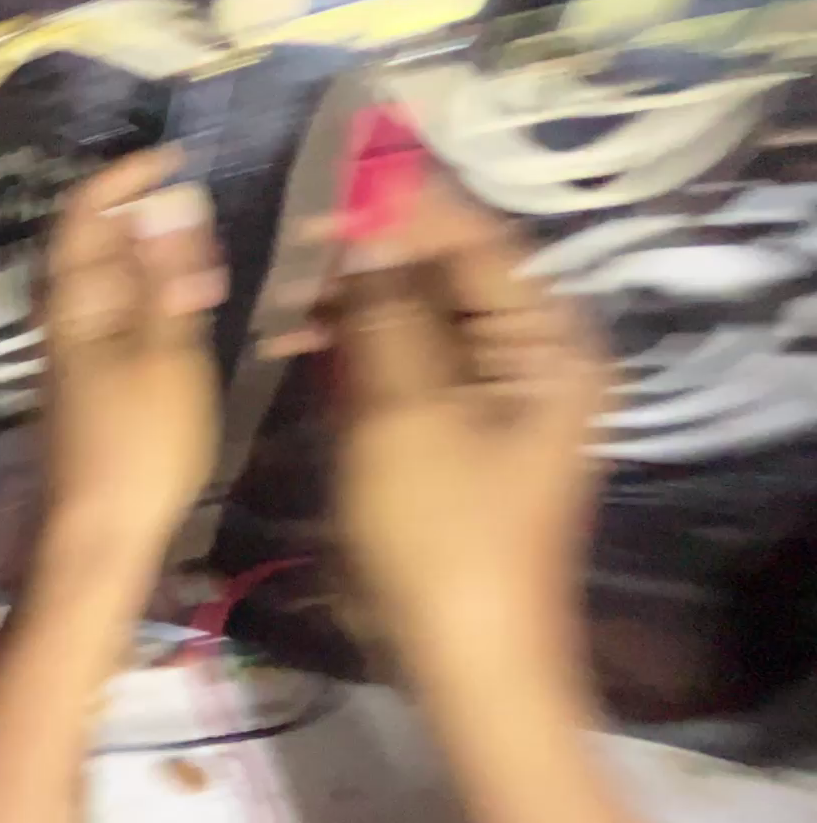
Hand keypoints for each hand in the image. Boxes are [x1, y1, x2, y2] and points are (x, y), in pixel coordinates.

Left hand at [43, 149, 226, 549]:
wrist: (99, 528)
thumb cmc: (139, 443)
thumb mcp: (165, 356)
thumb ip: (165, 281)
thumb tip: (167, 208)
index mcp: (73, 303)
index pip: (83, 216)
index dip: (122, 180)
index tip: (173, 160)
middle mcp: (62, 317)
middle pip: (91, 244)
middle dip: (140, 215)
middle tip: (200, 212)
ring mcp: (72, 349)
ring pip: (106, 280)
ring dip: (147, 255)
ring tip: (201, 254)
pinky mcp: (88, 377)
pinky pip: (115, 314)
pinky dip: (147, 294)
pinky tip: (181, 308)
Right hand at [331, 184, 609, 636]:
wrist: (450, 641)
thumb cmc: (437, 526)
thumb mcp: (406, 411)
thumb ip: (387, 312)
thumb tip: (367, 228)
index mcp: (540, 348)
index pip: (474, 246)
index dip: (407, 207)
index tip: (336, 181)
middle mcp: (514, 357)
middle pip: (437, 277)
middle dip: (366, 257)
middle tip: (295, 243)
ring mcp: (468, 390)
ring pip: (401, 316)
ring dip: (344, 302)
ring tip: (283, 302)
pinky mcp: (427, 418)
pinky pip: (384, 358)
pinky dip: (340, 345)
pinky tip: (290, 345)